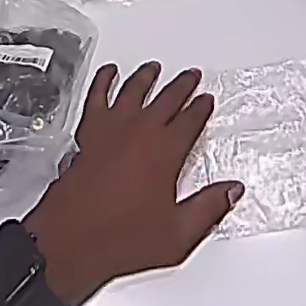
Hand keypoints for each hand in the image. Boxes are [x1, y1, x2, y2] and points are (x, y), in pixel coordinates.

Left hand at [21, 63, 242, 305]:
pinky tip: (109, 72)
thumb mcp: (179, 233)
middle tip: (191, 76)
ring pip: (133, 90)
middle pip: (166, 99)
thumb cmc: (122, 237)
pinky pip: (97, 95)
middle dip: (182, 86)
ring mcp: (112, 127)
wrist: (73, 236)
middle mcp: (140, 131)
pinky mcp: (88, 130)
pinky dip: (103, 79)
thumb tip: (232, 190)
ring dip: (146, 77)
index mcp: (165, 152)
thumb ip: (209, 207)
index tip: (206, 100)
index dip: (201, 108)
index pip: (190, 121)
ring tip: (154, 68)